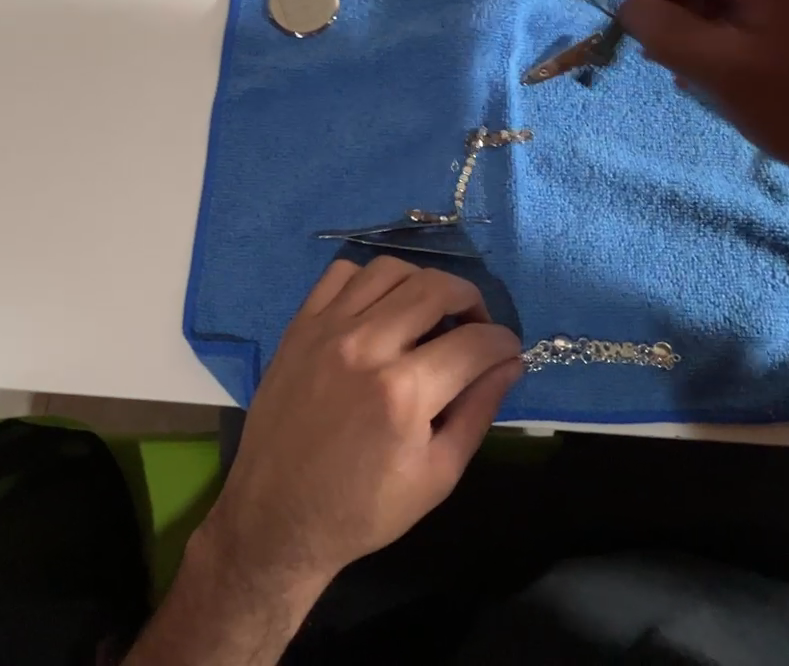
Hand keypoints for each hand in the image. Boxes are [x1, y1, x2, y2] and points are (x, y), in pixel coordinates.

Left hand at [197, 257, 523, 592]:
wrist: (277, 518)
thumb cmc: (364, 508)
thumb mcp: (438, 474)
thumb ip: (479, 410)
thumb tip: (510, 363)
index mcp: (404, 392)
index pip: (475, 341)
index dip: (504, 342)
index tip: (508, 350)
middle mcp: (366, 346)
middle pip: (436, 288)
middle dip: (471, 300)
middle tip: (476, 327)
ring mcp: (327, 330)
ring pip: (390, 269)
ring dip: (423, 284)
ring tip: (430, 314)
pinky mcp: (299, 326)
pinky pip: (341, 273)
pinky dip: (370, 280)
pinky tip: (380, 309)